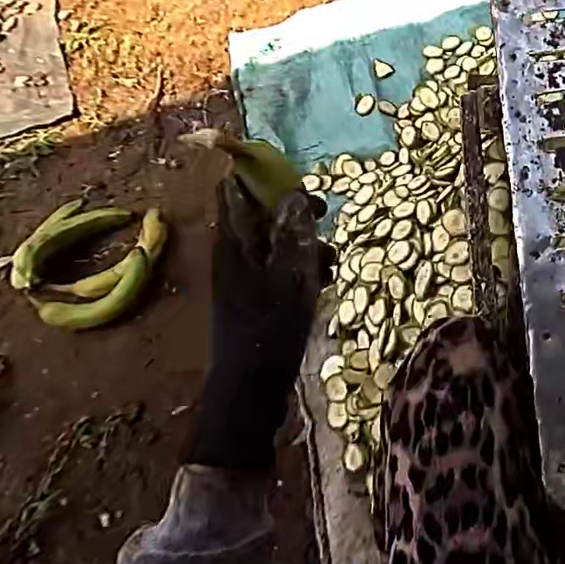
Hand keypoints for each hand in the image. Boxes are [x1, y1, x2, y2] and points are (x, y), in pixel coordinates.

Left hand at [186, 177, 331, 470]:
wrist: (250, 387)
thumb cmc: (270, 326)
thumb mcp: (292, 274)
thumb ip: (294, 231)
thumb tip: (295, 193)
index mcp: (234, 239)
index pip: (236, 187)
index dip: (264, 176)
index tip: (298, 181)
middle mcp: (234, 250)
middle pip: (261, 212)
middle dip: (294, 210)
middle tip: (324, 217)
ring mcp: (242, 273)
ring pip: (273, 239)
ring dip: (303, 241)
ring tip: (330, 259)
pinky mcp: (253, 293)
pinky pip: (277, 265)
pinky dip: (299, 265)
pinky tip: (322, 281)